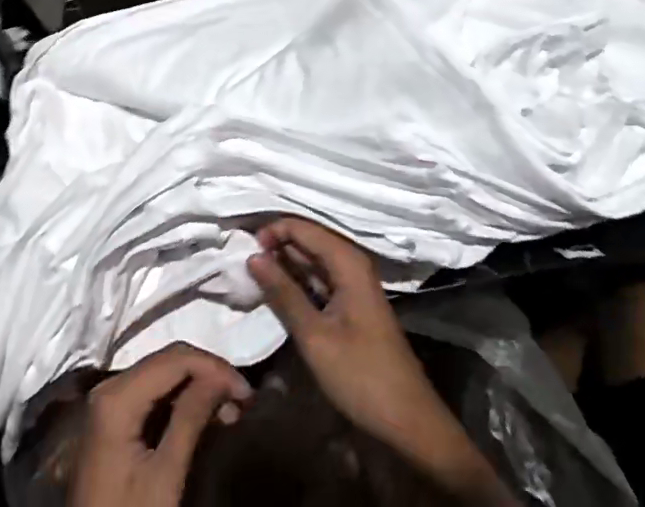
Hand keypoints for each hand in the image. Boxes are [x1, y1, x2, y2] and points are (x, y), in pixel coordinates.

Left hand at [69, 342, 251, 506]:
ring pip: (164, 372)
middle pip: (169, 360)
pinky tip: (206, 413)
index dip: (215, 368)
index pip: (176, 358)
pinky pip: (154, 390)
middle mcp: (109, 387)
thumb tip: (223, 377)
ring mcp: (109, 401)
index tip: (247, 392)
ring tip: (231, 408)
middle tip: (243, 398)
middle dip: (209, 373)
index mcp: (117, 396)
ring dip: (199, 384)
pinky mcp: (114, 417)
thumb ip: (191, 418)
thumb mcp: (164, 475)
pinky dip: (183, 397)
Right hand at [246, 218, 514, 506]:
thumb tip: (254, 256)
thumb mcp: (314, 334)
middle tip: (240, 257)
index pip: (305, 228)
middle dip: (276, 243)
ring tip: (250, 270)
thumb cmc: (359, 374)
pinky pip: (319, 280)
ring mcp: (353, 284)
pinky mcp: (350, 304)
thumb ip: (284, 292)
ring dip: (284, 262)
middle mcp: (353, 264)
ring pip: (313, 260)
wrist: (404, 416)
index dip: (274, 230)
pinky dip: (297, 281)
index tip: (242, 245)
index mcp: (348, 262)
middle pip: (310, 240)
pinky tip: (274, 289)